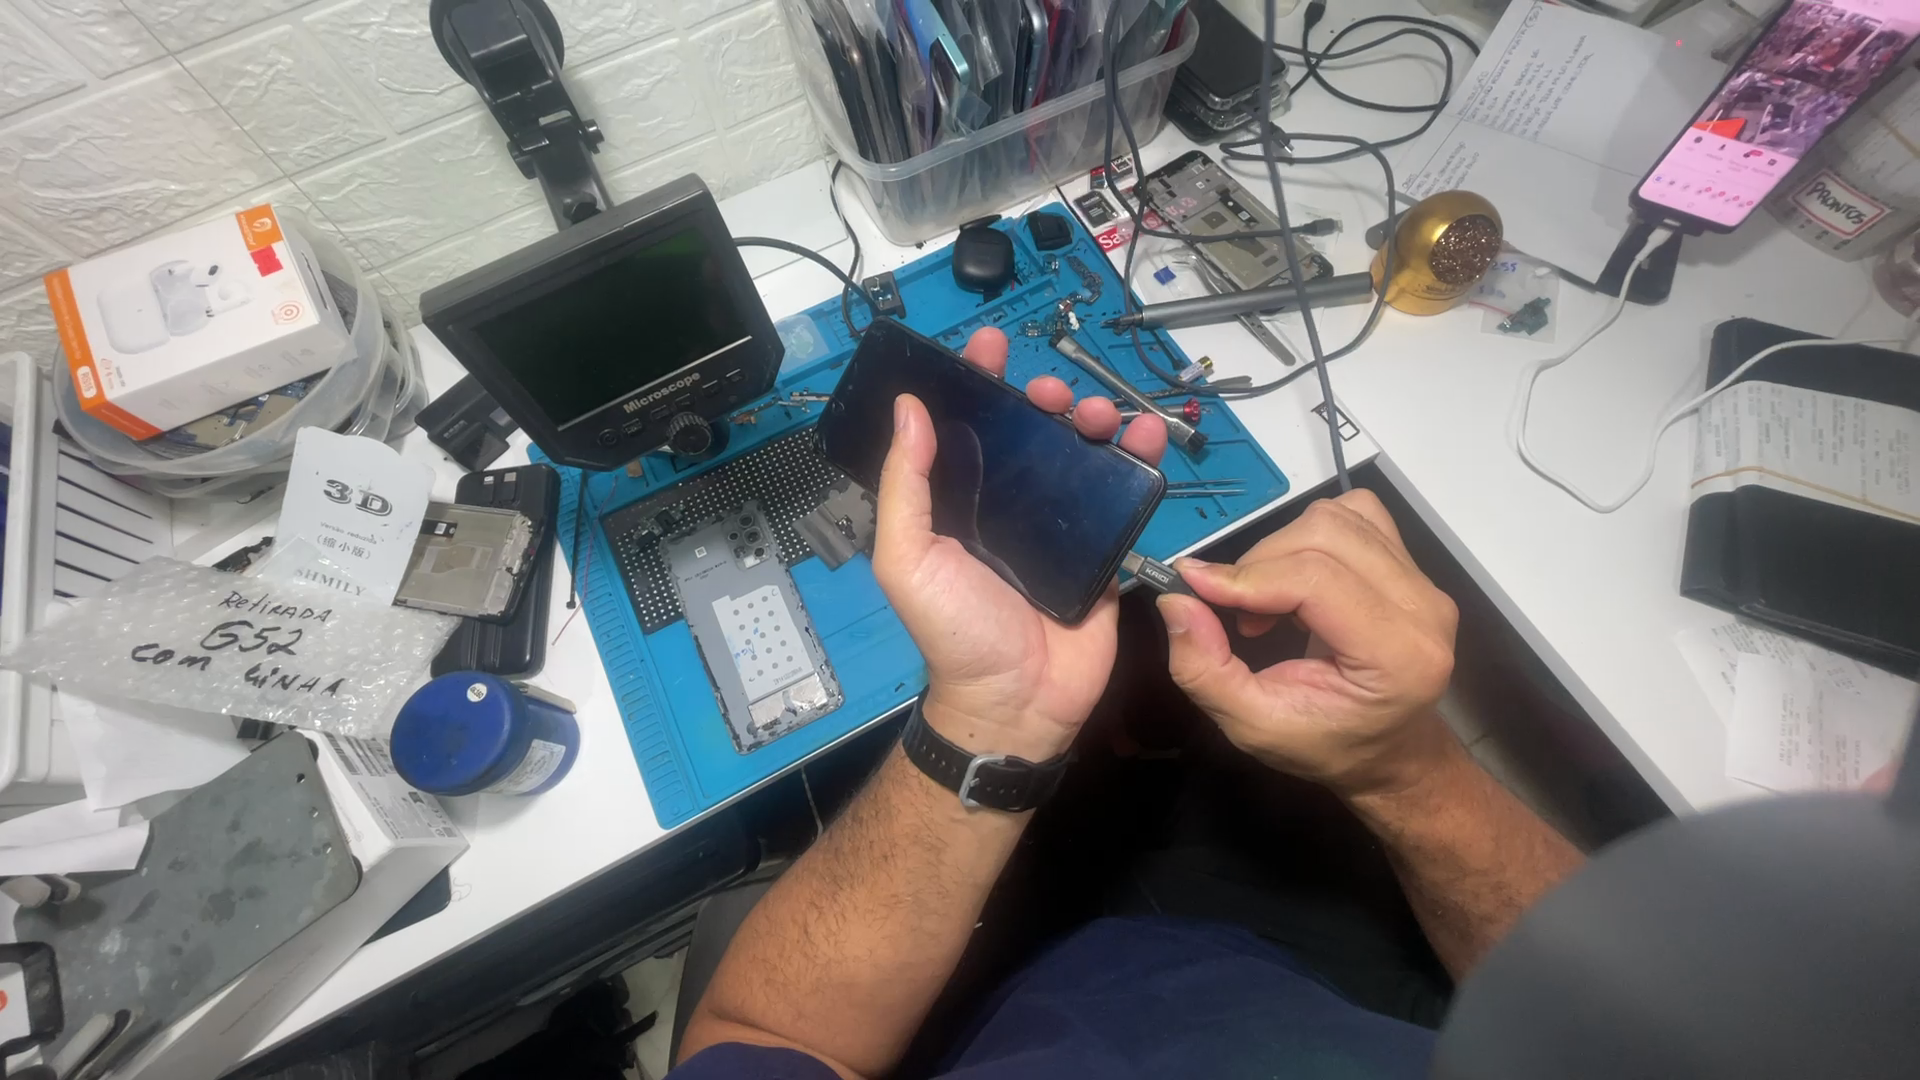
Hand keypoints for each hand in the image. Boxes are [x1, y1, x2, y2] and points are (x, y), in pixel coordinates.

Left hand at [873, 327, 1167, 763]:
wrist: (1017, 699)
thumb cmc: (954, 629)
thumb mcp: (907, 559)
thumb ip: (904, 486)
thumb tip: (908, 409)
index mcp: (958, 503)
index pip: (966, 430)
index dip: (977, 385)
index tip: (991, 346)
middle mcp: (1007, 505)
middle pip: (1029, 433)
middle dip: (1042, 399)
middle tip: (1050, 392)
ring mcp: (1057, 525)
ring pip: (1078, 454)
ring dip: (1090, 420)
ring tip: (1096, 413)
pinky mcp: (1101, 547)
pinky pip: (1121, 494)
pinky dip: (1137, 459)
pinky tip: (1146, 437)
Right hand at [1158, 490, 1460, 799]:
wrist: (1386, 751)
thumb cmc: (1323, 742)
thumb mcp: (1249, 725)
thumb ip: (1204, 668)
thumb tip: (1175, 599)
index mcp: (1397, 657)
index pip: (1315, 580)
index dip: (1245, 576)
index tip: (1191, 584)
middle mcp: (1423, 609)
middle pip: (1325, 536)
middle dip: (1258, 563)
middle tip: (1235, 610)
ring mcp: (1423, 581)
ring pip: (1335, 518)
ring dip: (1280, 549)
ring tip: (1266, 600)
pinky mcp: (1410, 563)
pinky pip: (1355, 513)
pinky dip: (1309, 534)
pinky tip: (1297, 575)